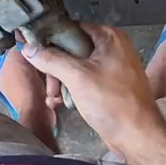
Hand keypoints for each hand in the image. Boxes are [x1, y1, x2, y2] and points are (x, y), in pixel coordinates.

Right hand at [21, 24, 165, 154]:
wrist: (136, 136)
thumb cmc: (113, 103)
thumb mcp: (76, 77)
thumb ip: (51, 59)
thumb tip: (29, 48)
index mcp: (109, 37)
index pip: (71, 28)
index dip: (51, 41)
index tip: (35, 54)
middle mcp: (112, 47)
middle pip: (71, 49)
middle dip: (55, 68)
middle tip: (49, 85)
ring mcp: (112, 66)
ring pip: (75, 66)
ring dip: (61, 82)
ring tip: (54, 98)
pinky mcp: (110, 84)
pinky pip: (84, 80)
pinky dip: (72, 89)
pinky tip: (62, 102)